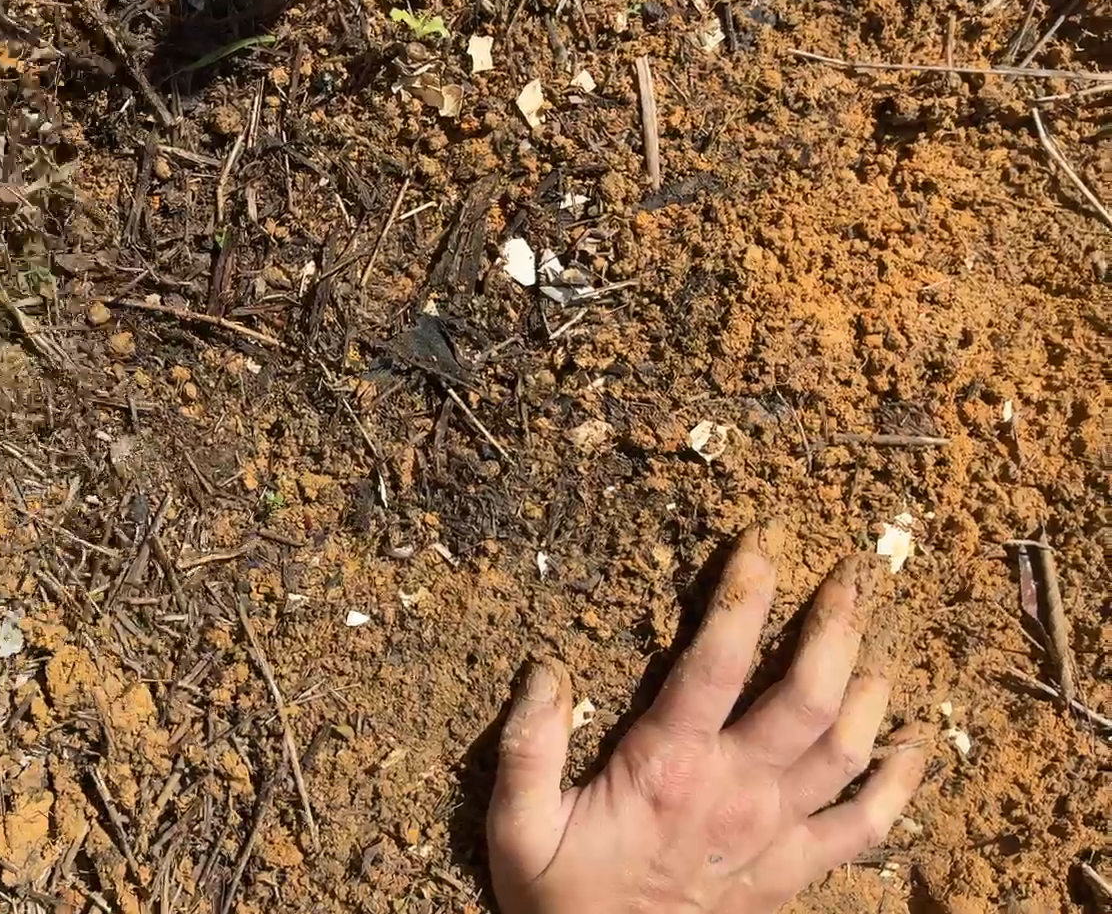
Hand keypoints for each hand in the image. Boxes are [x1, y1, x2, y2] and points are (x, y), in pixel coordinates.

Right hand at [488, 521, 931, 912]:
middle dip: (831, 630)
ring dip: (868, 688)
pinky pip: (867, 828)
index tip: (759, 547)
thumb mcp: (514, 822)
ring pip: (846, 751)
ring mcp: (775, 837)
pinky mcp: (794, 874)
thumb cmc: (558, 895)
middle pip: (806, 700)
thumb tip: (546, 667)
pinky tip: (911, 745)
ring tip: (874, 634)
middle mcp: (735, 794)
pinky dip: (899, 783)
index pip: (716, 665)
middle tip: (847, 576)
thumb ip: (527, 744)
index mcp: (666, 768)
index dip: (742, 600)